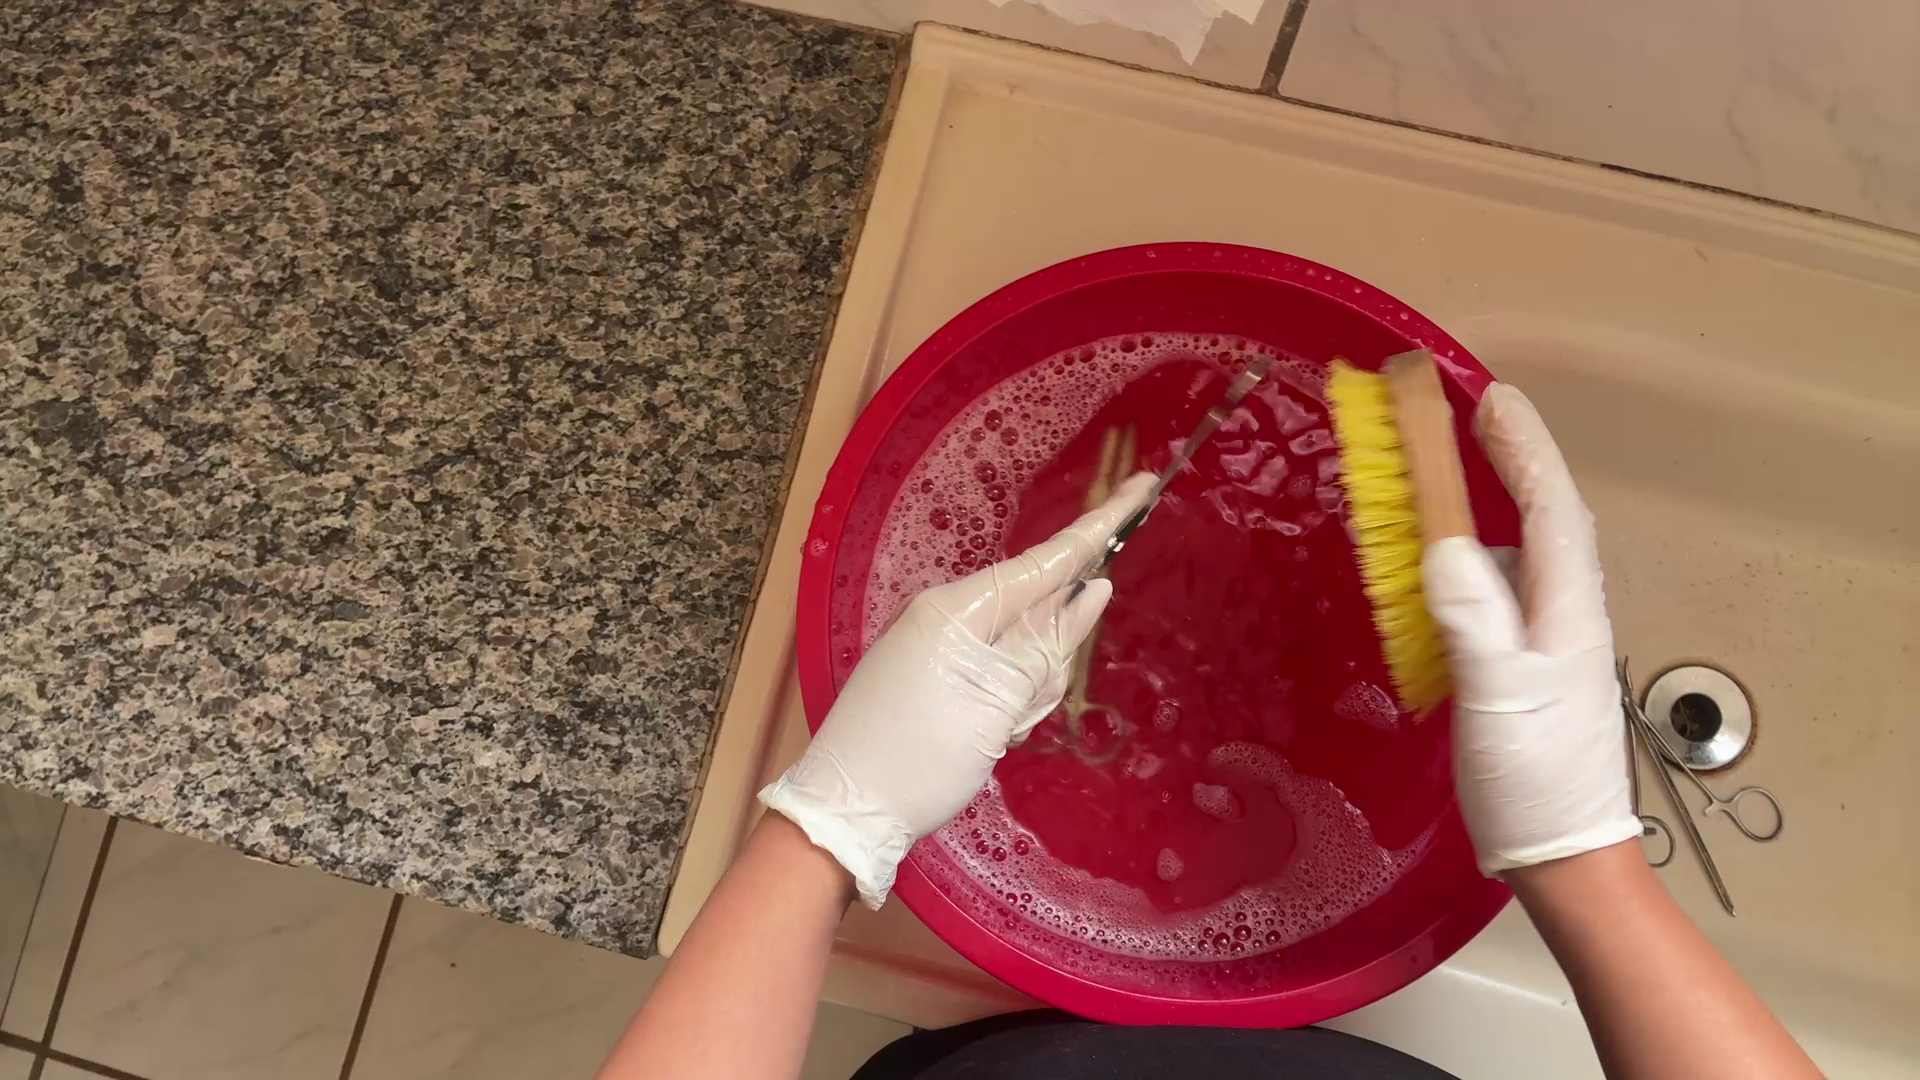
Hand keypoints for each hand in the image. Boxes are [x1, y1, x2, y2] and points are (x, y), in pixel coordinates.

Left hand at [761, 473, 1155, 906]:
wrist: (844, 813)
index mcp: (960, 607)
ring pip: (1020, 652)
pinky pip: (994, 673)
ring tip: (989, 735)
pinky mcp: (937, 671)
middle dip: (1046, 664)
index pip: (1046, 559)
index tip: (1141, 486)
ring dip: (1023, 695)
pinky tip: (979, 737)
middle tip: (1011, 716)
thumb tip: (1094, 591)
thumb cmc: (919, 757)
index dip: (1100, 526)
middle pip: (1037, 615)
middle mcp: (950, 612)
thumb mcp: (997, 704)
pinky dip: (1002, 705)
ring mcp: (941, 642)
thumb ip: (1049, 643)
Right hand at [1423, 384, 1640, 874]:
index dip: (1525, 449)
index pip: (1553, 508)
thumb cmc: (1531, 772)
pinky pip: (1485, 582)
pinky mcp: (1509, 656)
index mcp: (1566, 609)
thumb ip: (1475, 621)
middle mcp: (1558, 609)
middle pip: (1541, 515)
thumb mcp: (1500, 697)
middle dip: (1510, 459)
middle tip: (1465, 417)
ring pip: (1513, 546)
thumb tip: (1443, 543)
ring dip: (1485, 498)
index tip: (1493, 398)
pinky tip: (1431, 551)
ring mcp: (1536, 633)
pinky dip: (1459, 549)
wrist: (1551, 844)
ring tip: (1442, 469)